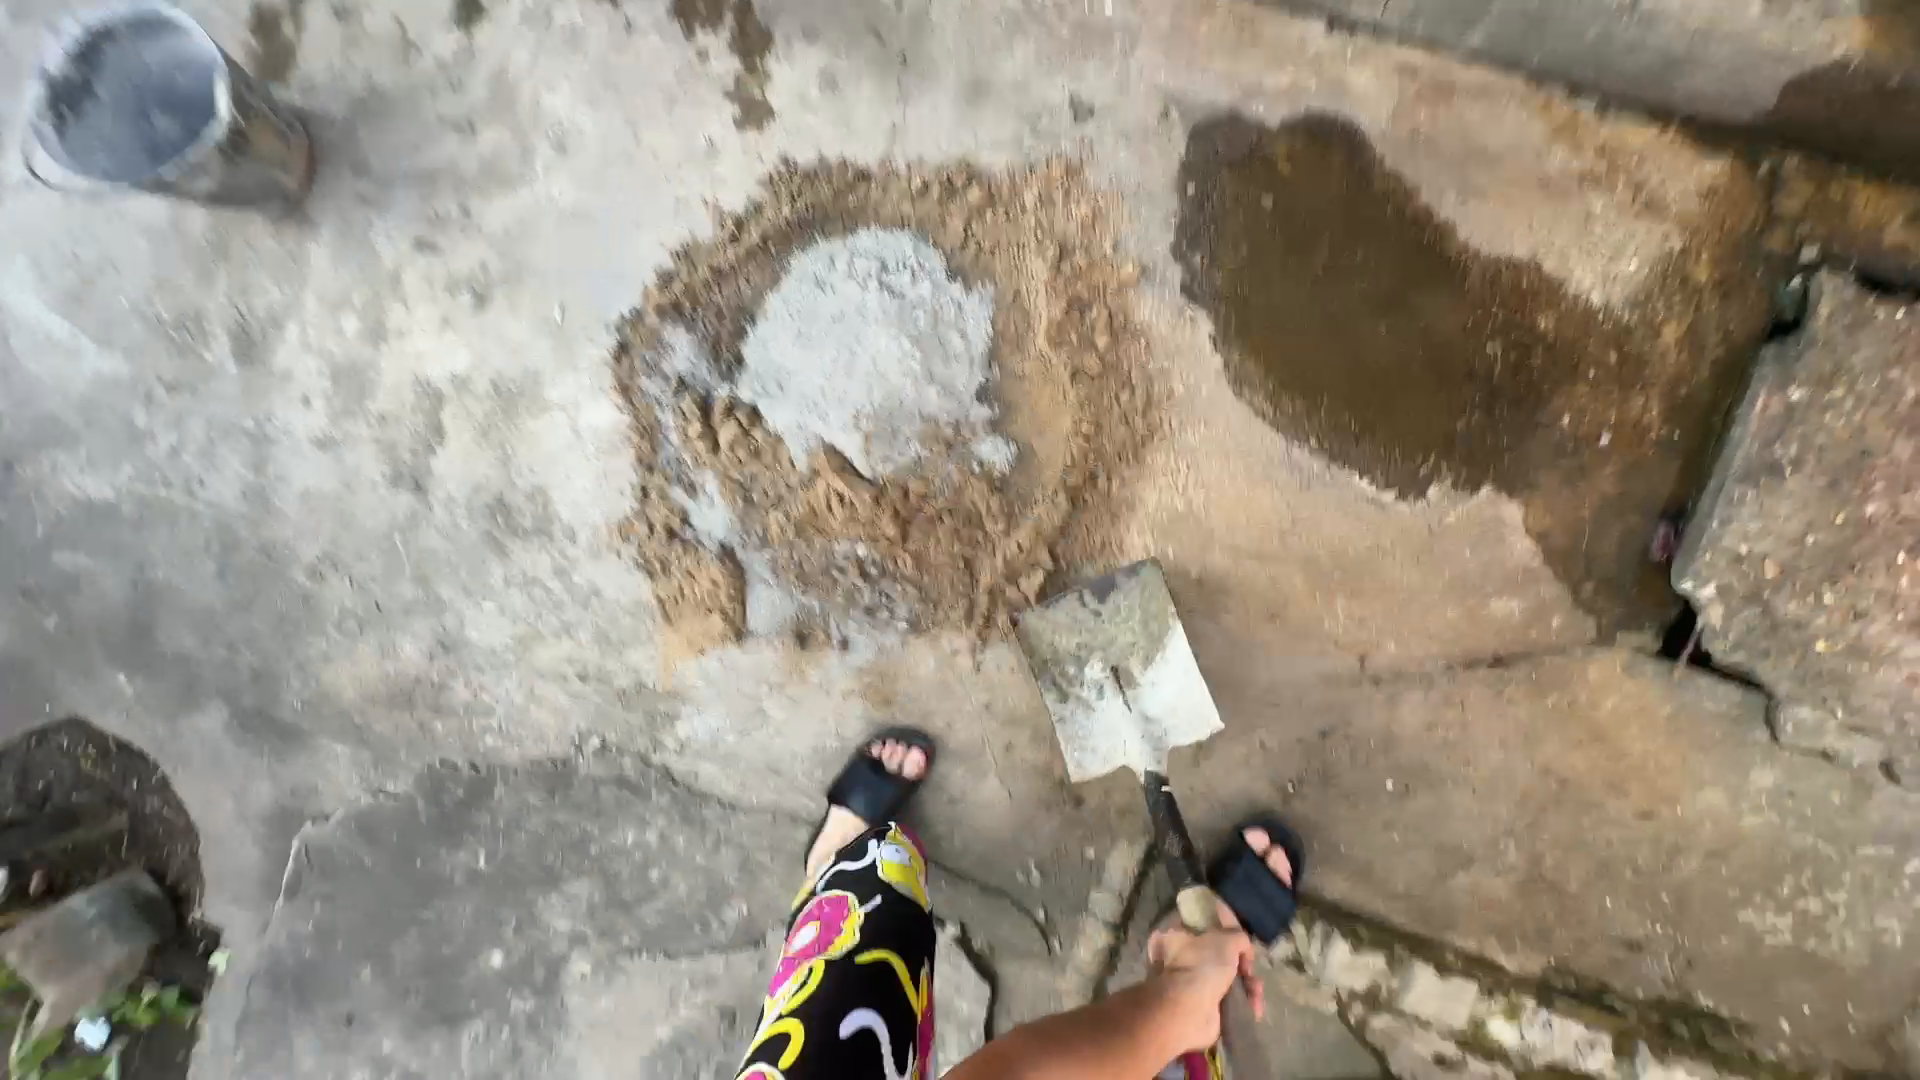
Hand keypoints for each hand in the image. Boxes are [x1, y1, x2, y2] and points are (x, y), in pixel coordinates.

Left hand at [1145, 896, 1263, 1053]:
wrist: (1189, 1012)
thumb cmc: (1203, 965)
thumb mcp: (1226, 939)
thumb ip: (1237, 935)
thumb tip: (1242, 943)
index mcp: (1177, 933)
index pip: (1203, 922)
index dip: (1225, 927)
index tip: (1241, 936)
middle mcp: (1181, 955)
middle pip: (1220, 952)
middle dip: (1242, 963)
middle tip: (1249, 968)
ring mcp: (1192, 981)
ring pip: (1228, 977)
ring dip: (1248, 984)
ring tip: (1256, 992)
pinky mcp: (1204, 1005)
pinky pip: (1229, 998)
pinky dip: (1244, 1002)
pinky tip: (1254, 1008)